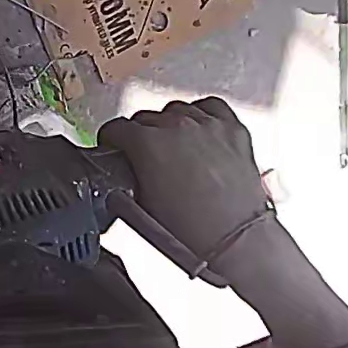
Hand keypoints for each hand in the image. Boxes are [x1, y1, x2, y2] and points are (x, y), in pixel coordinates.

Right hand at [98, 98, 269, 269]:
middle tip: (142, 155)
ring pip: (177, 110)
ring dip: (169, 125)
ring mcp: (207, 124)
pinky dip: (201, 116)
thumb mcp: (142, 205)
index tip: (113, 146)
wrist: (236, 240)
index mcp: (149, 144)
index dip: (111, 140)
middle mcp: (177, 126)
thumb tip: (128, 169)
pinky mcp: (232, 129)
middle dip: (139, 135)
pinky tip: (198, 128)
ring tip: (172, 145)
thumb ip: (129, 176)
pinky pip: (211, 108)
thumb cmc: (195, 230)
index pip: (117, 128)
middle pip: (145, 118)